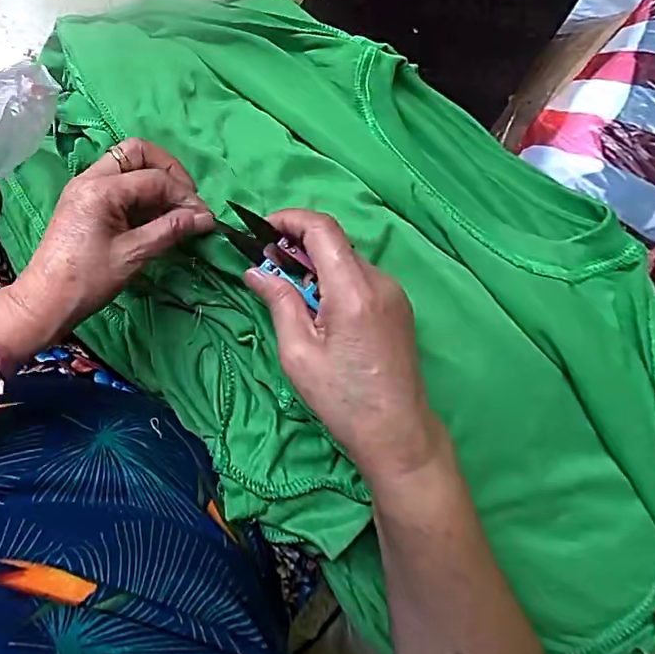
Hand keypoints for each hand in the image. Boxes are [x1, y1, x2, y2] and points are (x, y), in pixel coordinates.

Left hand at [0, 138, 214, 353]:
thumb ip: (169, 230)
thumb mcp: (133, 255)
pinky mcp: (85, 201)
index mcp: (100, 189)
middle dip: (169, 171)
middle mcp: (90, 178)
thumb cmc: (86, 281)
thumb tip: (205, 218)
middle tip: (187, 200)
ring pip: (128, 165)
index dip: (184, 196)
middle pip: (138, 153)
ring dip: (156, 181)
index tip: (204, 218)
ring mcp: (85, 188)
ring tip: (176, 211)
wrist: (44, 302)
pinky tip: (157, 216)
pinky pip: (119, 183)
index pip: (154, 179)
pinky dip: (141, 193)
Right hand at [242, 209, 444, 485]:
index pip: (322, 228)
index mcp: (353, 291)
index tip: (262, 230)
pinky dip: (332, 278)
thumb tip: (255, 270)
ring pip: (345, 257)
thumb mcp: (298, 352)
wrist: (399, 434)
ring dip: (313, 263)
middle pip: (334, 241)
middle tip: (267, 266)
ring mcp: (393, 292)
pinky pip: (359, 276)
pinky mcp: (397, 305)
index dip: (289, 219)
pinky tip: (318, 306)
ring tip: (289, 291)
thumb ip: (278, 301)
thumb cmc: (343, 399)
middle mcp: (379, 282)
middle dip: (296, 243)